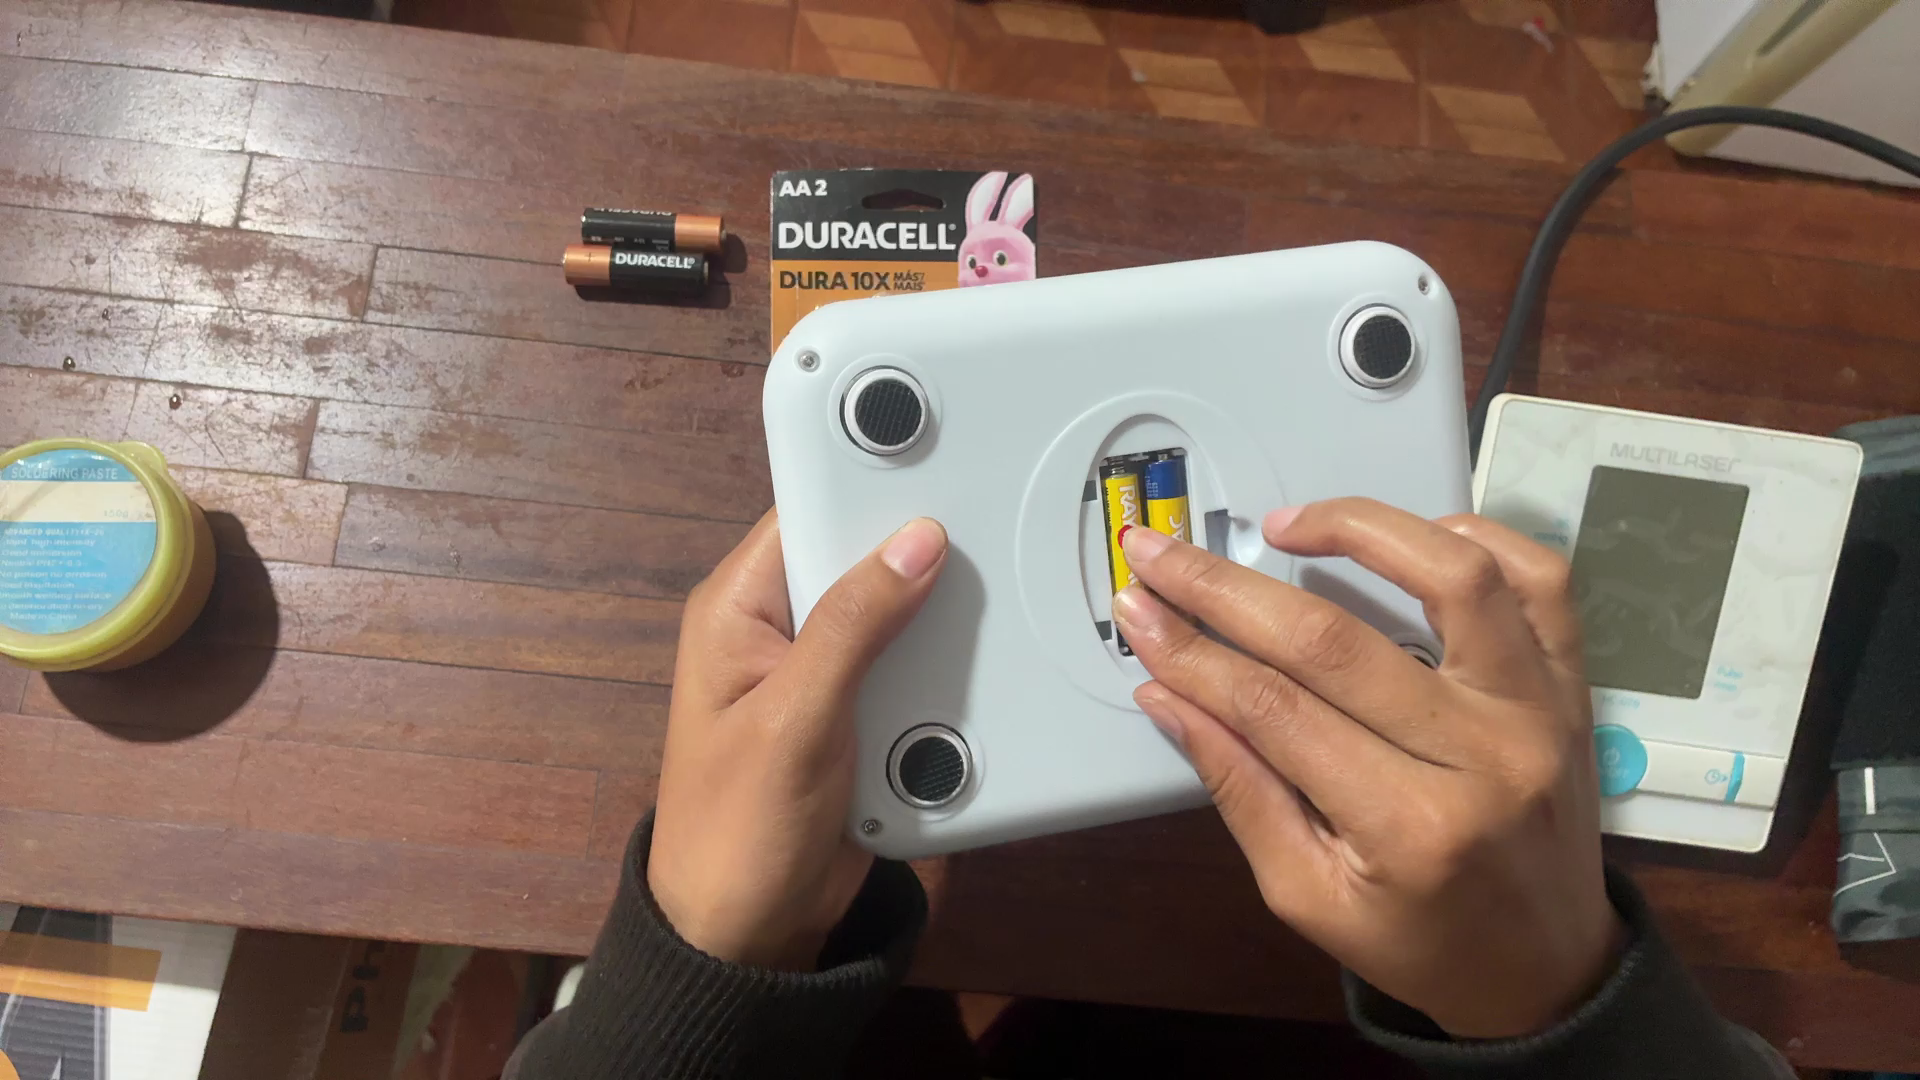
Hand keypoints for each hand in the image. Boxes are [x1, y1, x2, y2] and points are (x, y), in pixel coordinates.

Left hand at [649, 510, 947, 969]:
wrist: (752, 932)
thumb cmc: (747, 823)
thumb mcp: (798, 716)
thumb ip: (856, 623)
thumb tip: (920, 536)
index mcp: (740, 606)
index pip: (807, 516)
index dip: (867, 493)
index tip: (941, 475)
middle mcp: (778, 623)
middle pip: (855, 560)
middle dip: (913, 553)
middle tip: (989, 532)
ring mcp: (820, 667)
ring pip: (890, 610)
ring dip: (933, 610)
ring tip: (999, 585)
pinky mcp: (854, 705)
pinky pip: (903, 659)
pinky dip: (935, 658)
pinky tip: (978, 653)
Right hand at [1112, 499, 1623, 1038]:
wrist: (1548, 967)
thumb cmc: (1415, 938)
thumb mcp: (1302, 890)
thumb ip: (1235, 784)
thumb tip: (1163, 692)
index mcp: (1407, 825)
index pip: (1270, 709)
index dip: (1189, 652)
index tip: (1135, 609)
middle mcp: (1483, 755)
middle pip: (1329, 641)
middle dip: (1222, 588)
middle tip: (1160, 553)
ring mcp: (1539, 709)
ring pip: (1452, 578)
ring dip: (1354, 530)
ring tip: (1281, 525)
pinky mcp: (1569, 685)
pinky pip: (1540, 579)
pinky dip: (1473, 535)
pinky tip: (1406, 535)